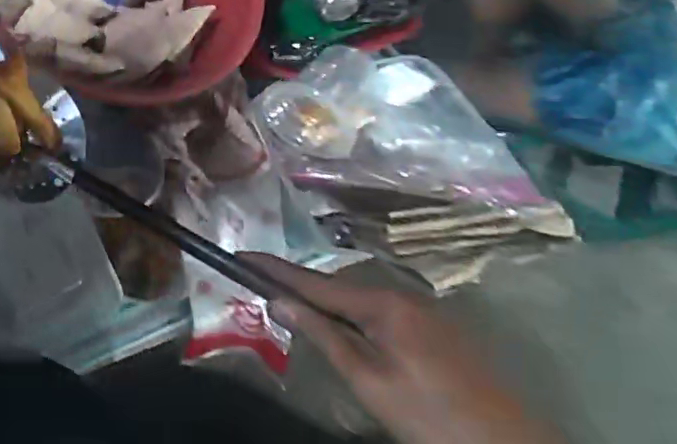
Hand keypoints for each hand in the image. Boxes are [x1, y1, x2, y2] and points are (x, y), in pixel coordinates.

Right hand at [244, 254, 563, 443]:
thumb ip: (321, 334)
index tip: (236, 256)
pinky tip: (343, 329)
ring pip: (358, 299)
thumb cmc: (434, 419)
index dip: (271, 269)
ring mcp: (425, 311)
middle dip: (298, 286)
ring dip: (326, 302)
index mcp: (382, 302)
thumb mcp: (368, 381)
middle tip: (259, 287)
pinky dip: (353, 315)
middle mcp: (402, 294)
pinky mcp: (440, 330)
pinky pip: (381, 311)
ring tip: (294, 307)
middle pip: (335, 287)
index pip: (312, 280)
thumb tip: (276, 299)